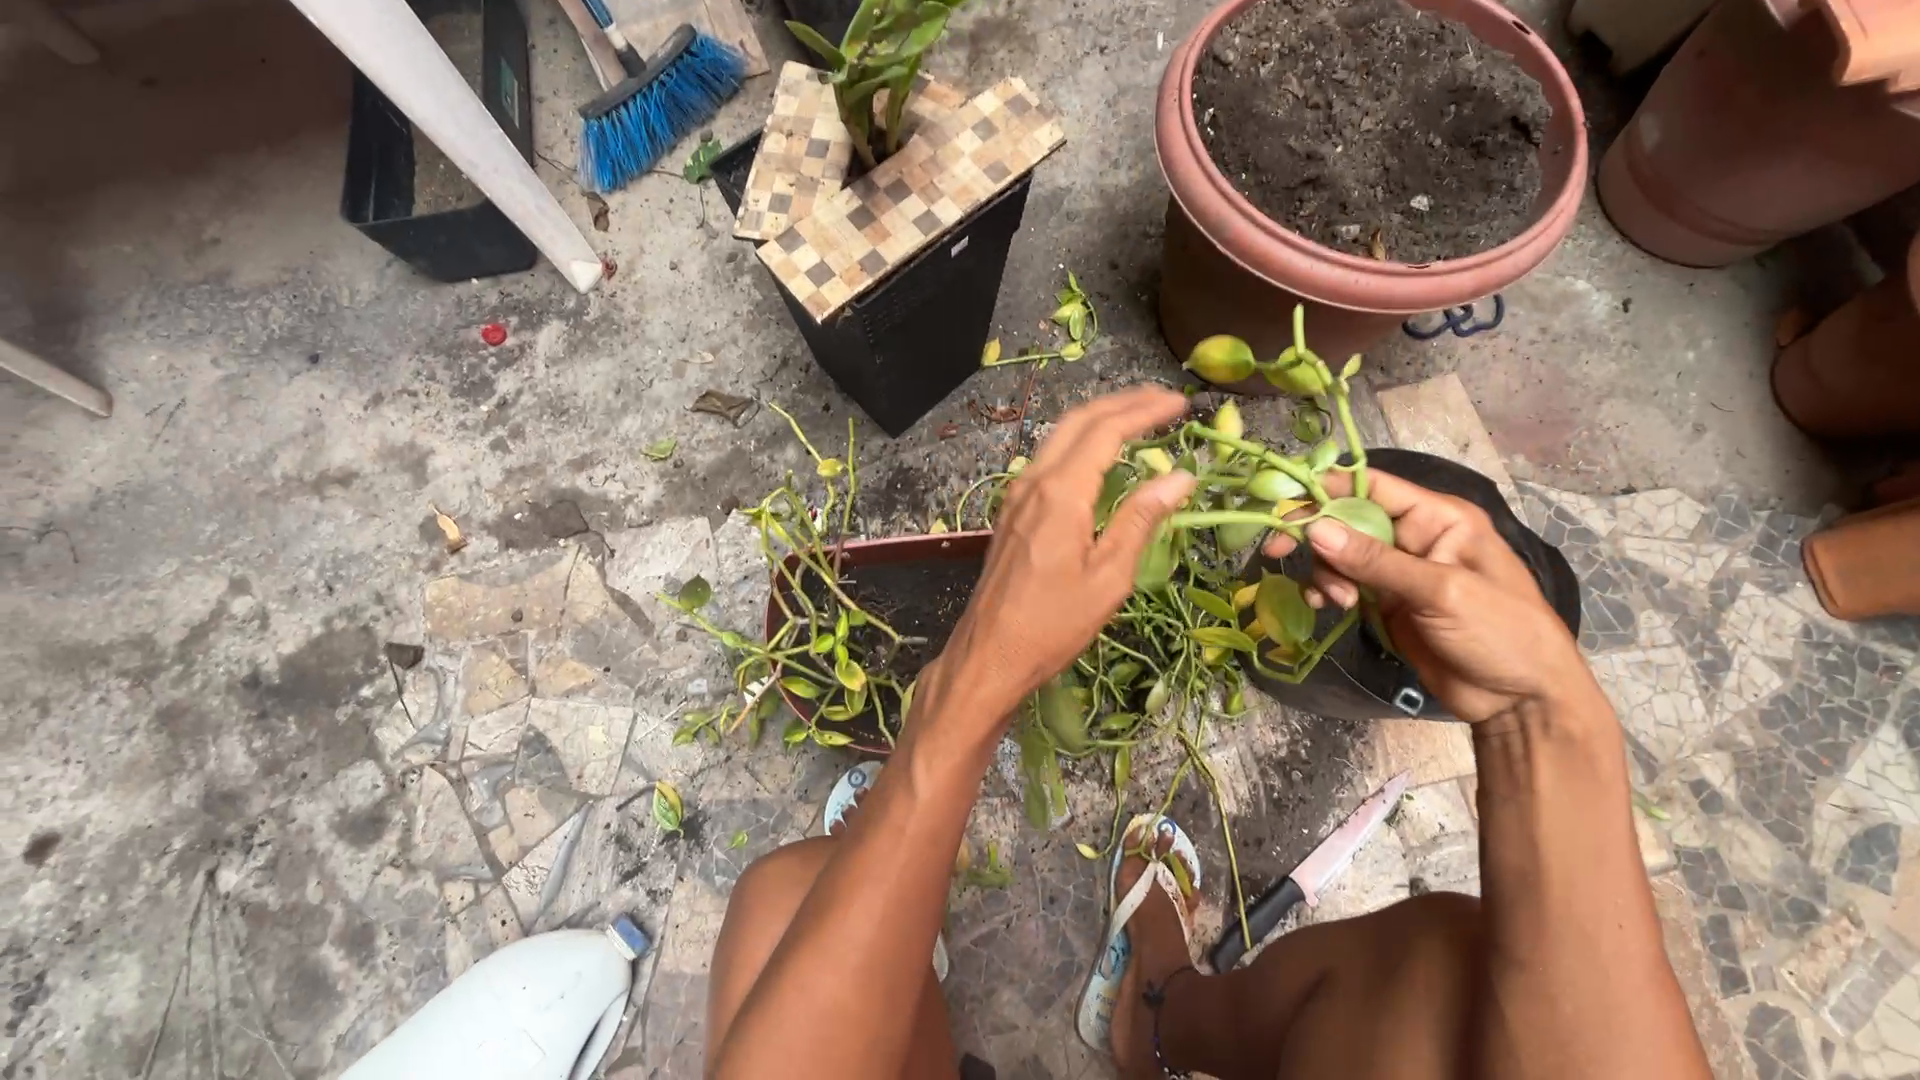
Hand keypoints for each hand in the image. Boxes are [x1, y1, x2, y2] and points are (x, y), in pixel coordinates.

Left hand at [933, 386, 1195, 729]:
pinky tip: (1099, 459)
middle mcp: (1033, 482)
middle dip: (1122, 403)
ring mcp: (1016, 496)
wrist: (989, 654)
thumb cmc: (1052, 624)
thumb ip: (1141, 520)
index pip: (1106, 431)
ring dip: (1098, 420)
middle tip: (1162, 401)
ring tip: (1138, 419)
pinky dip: (1078, 445)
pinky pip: (1047, 461)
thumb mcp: (1109, 578)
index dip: (1144, 411)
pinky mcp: (1011, 513)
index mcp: (1060, 493)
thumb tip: (1180, 478)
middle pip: (1078, 421)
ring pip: (1058, 438)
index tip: (1180, 404)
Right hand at [1261, 468, 1600, 723]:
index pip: (1371, 486)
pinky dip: (1326, 590)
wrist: (1519, 699)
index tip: (1282, 503)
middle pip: (1346, 518)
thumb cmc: (1500, 633)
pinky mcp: (1383, 600)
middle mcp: (1413, 535)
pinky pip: (1341, 582)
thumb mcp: (1439, 592)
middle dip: (1313, 534)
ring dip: (1324, 572)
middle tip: (1276, 551)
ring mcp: (1397, 569)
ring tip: (1336, 601)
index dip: (1326, 489)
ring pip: (1337, 553)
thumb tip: (1315, 530)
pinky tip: (1329, 607)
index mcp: (1438, 517)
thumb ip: (1374, 561)